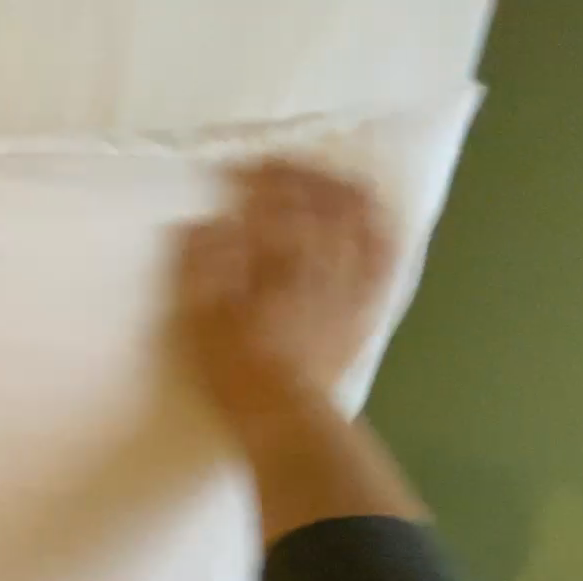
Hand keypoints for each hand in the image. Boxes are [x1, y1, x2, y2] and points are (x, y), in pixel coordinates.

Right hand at [170, 158, 396, 431]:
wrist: (282, 411)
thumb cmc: (231, 367)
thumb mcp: (197, 321)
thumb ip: (200, 268)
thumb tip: (200, 224)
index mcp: (281, 260)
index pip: (274, 200)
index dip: (253, 178)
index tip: (230, 169)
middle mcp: (327, 257)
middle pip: (324, 197)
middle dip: (300, 174)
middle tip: (274, 166)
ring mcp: (355, 277)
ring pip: (362, 214)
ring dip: (341, 188)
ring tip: (322, 178)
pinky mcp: (369, 299)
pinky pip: (385, 247)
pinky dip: (376, 222)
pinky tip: (367, 216)